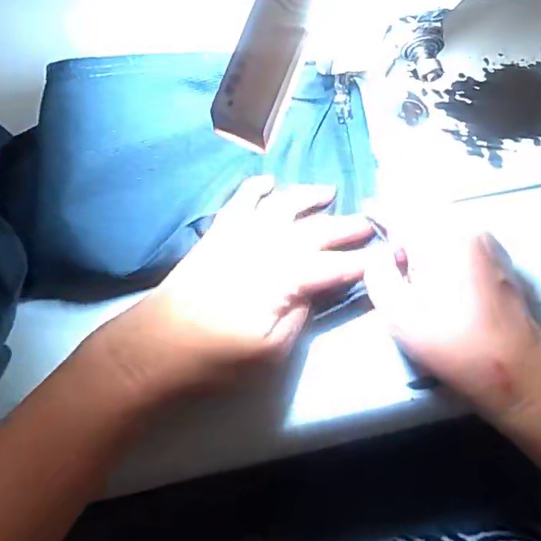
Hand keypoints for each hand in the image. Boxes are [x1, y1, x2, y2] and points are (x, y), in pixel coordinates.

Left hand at [91, 177, 374, 402]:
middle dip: (345, 226)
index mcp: (284, 278)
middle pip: (314, 230)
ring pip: (282, 204)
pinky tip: (268, 182)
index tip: (385, 256)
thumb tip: (316, 289)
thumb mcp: (270, 351)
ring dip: (307, 196)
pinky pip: (240, 200)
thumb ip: (299, 314)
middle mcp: (267, 246)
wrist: (156, 346)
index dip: (361, 261)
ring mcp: (240, 234)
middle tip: (369, 224)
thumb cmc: (215, 359)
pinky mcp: (218, 233)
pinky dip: (256, 187)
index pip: (333, 266)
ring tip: (328, 192)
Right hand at [364, 226, 540, 419]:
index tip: (365, 215)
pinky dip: (445, 250)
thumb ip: (378, 274)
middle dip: (403, 232)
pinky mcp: (499, 256)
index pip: (398, 211)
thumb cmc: (452, 341)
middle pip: (422, 215)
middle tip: (392, 263)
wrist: (517, 367)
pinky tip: (443, 281)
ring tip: (416, 275)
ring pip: (443, 227)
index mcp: (439, 235)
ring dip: (425, 242)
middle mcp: (465, 226)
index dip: (377, 213)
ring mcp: (487, 240)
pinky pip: (461, 241)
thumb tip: (382, 255)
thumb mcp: (397, 313)